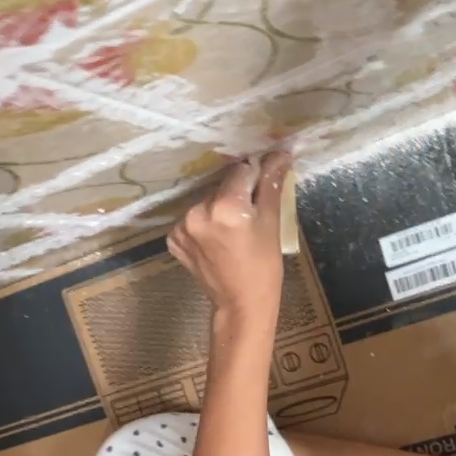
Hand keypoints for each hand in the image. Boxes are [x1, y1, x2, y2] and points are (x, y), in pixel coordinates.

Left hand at [167, 151, 293, 320]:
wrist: (241, 304)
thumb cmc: (264, 267)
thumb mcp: (271, 223)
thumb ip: (272, 183)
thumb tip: (282, 151)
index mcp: (225, 206)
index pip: (241, 170)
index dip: (254, 177)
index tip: (262, 189)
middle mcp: (198, 211)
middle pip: (220, 186)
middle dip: (235, 194)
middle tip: (248, 218)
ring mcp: (181, 227)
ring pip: (205, 201)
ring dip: (217, 208)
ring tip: (231, 232)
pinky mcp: (173, 239)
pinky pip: (191, 219)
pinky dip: (203, 224)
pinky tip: (216, 240)